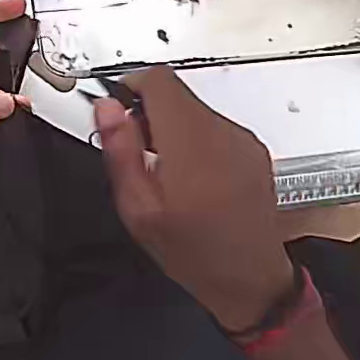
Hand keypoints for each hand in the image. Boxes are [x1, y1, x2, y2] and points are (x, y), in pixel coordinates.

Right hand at [95, 67, 294, 331]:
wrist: (247, 278)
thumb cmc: (191, 250)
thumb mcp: (137, 208)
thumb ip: (119, 150)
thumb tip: (107, 107)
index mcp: (190, 146)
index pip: (158, 81)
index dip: (129, 87)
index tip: (117, 108)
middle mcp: (222, 134)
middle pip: (174, 91)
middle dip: (147, 110)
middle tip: (136, 148)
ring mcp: (241, 139)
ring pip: (192, 105)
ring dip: (169, 123)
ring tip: (162, 166)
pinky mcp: (252, 146)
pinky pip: (212, 122)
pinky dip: (192, 135)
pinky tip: (188, 171)